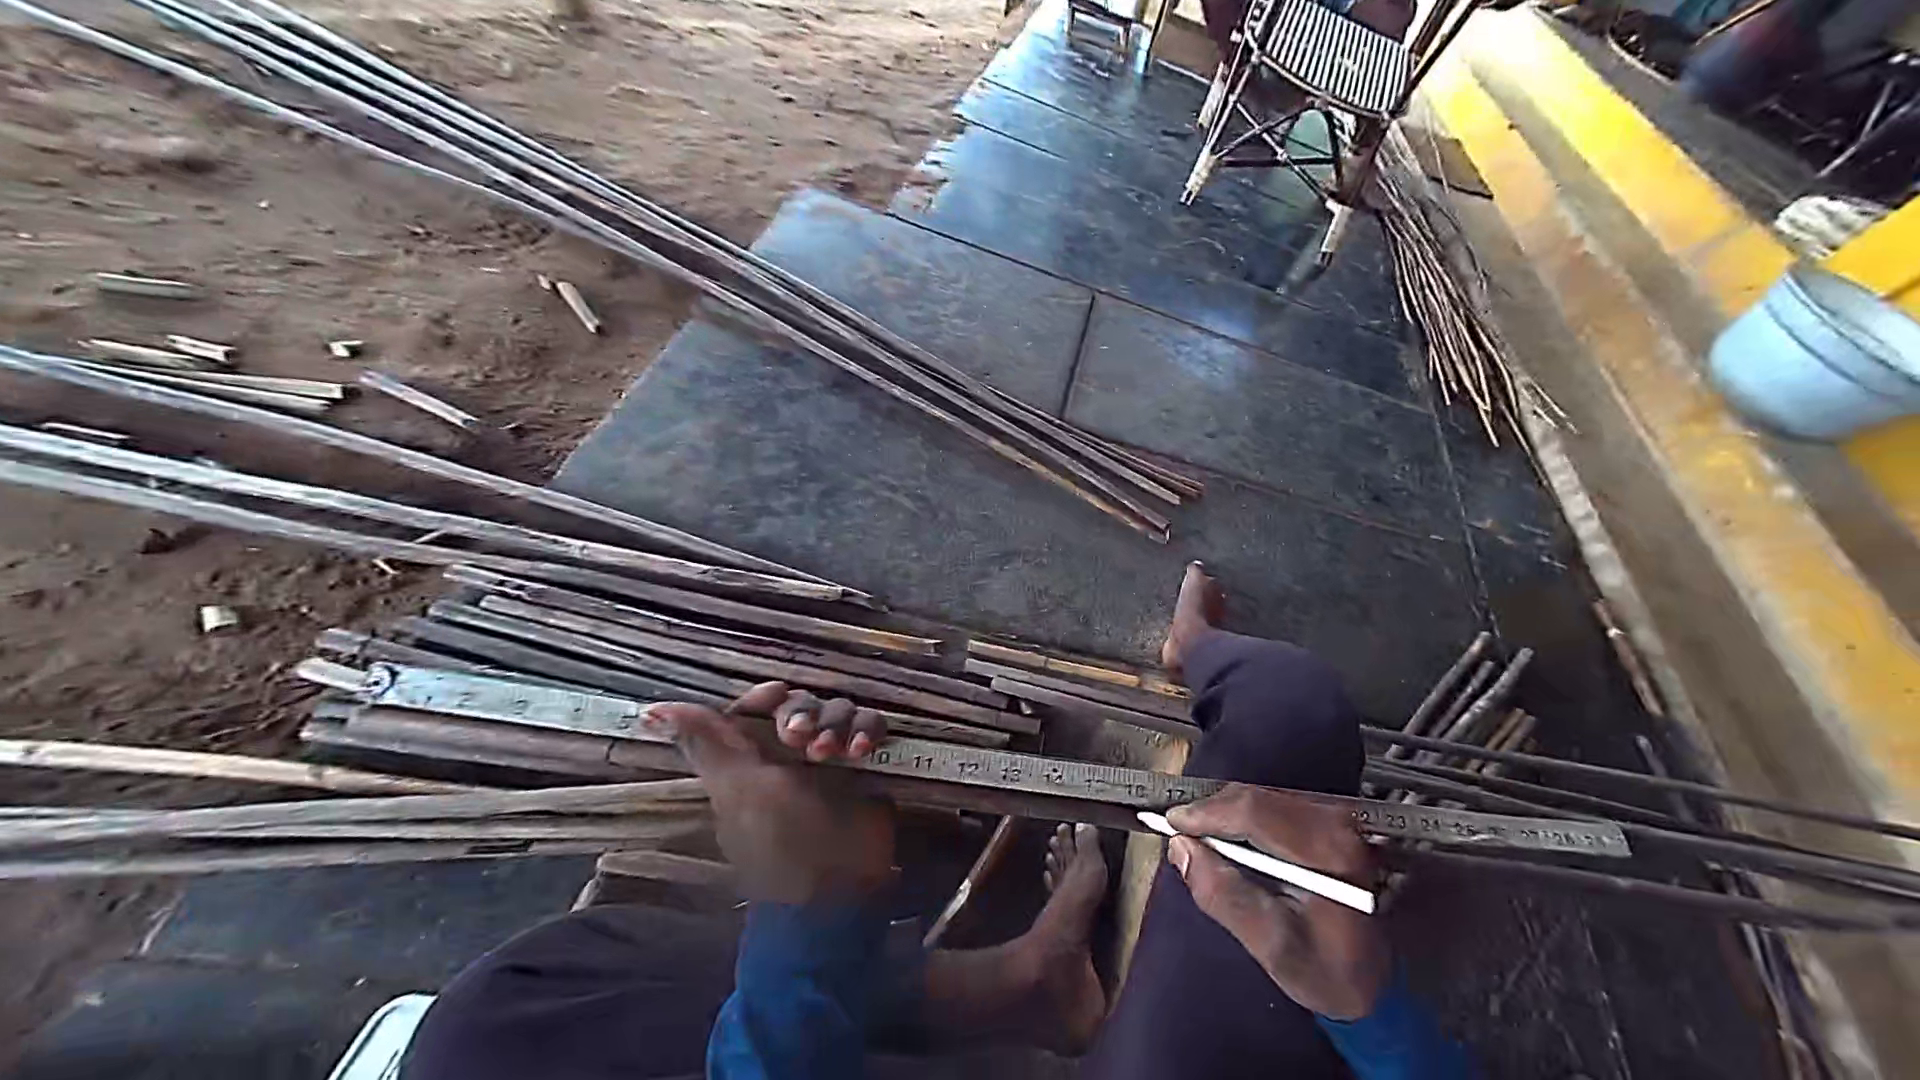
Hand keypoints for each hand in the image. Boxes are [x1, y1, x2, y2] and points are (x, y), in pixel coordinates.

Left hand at [646, 682, 893, 903]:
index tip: (777, 696)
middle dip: (804, 713)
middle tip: (804, 740)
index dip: (766, 697)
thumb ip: (706, 746)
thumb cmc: (781, 841)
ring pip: (836, 710)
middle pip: (799, 703)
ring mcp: (830, 755)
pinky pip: (870, 725)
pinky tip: (861, 751)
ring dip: (836, 723)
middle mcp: (791, 752)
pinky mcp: (864, 762)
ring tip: (833, 753)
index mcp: (753, 757)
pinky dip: (867, 731)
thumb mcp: (739, 792)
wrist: (840, 888)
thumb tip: (650, 712)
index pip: (756, 707)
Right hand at [1164, 785, 1389, 1019]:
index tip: (1170, 823)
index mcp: (1328, 850)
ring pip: (1258, 796)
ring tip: (1199, 838)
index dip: (1204, 812)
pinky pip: (1270, 802)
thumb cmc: (1332, 970)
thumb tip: (1181, 849)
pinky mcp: (1329, 818)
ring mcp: (1335, 816)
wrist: (1382, 981)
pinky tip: (1229, 839)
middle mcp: (1336, 822)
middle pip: (1251, 797)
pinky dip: (1240, 815)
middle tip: (1180, 835)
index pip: (1251, 811)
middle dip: (1209, 812)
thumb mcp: (1274, 947)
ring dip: (1222, 813)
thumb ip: (1225, 897)